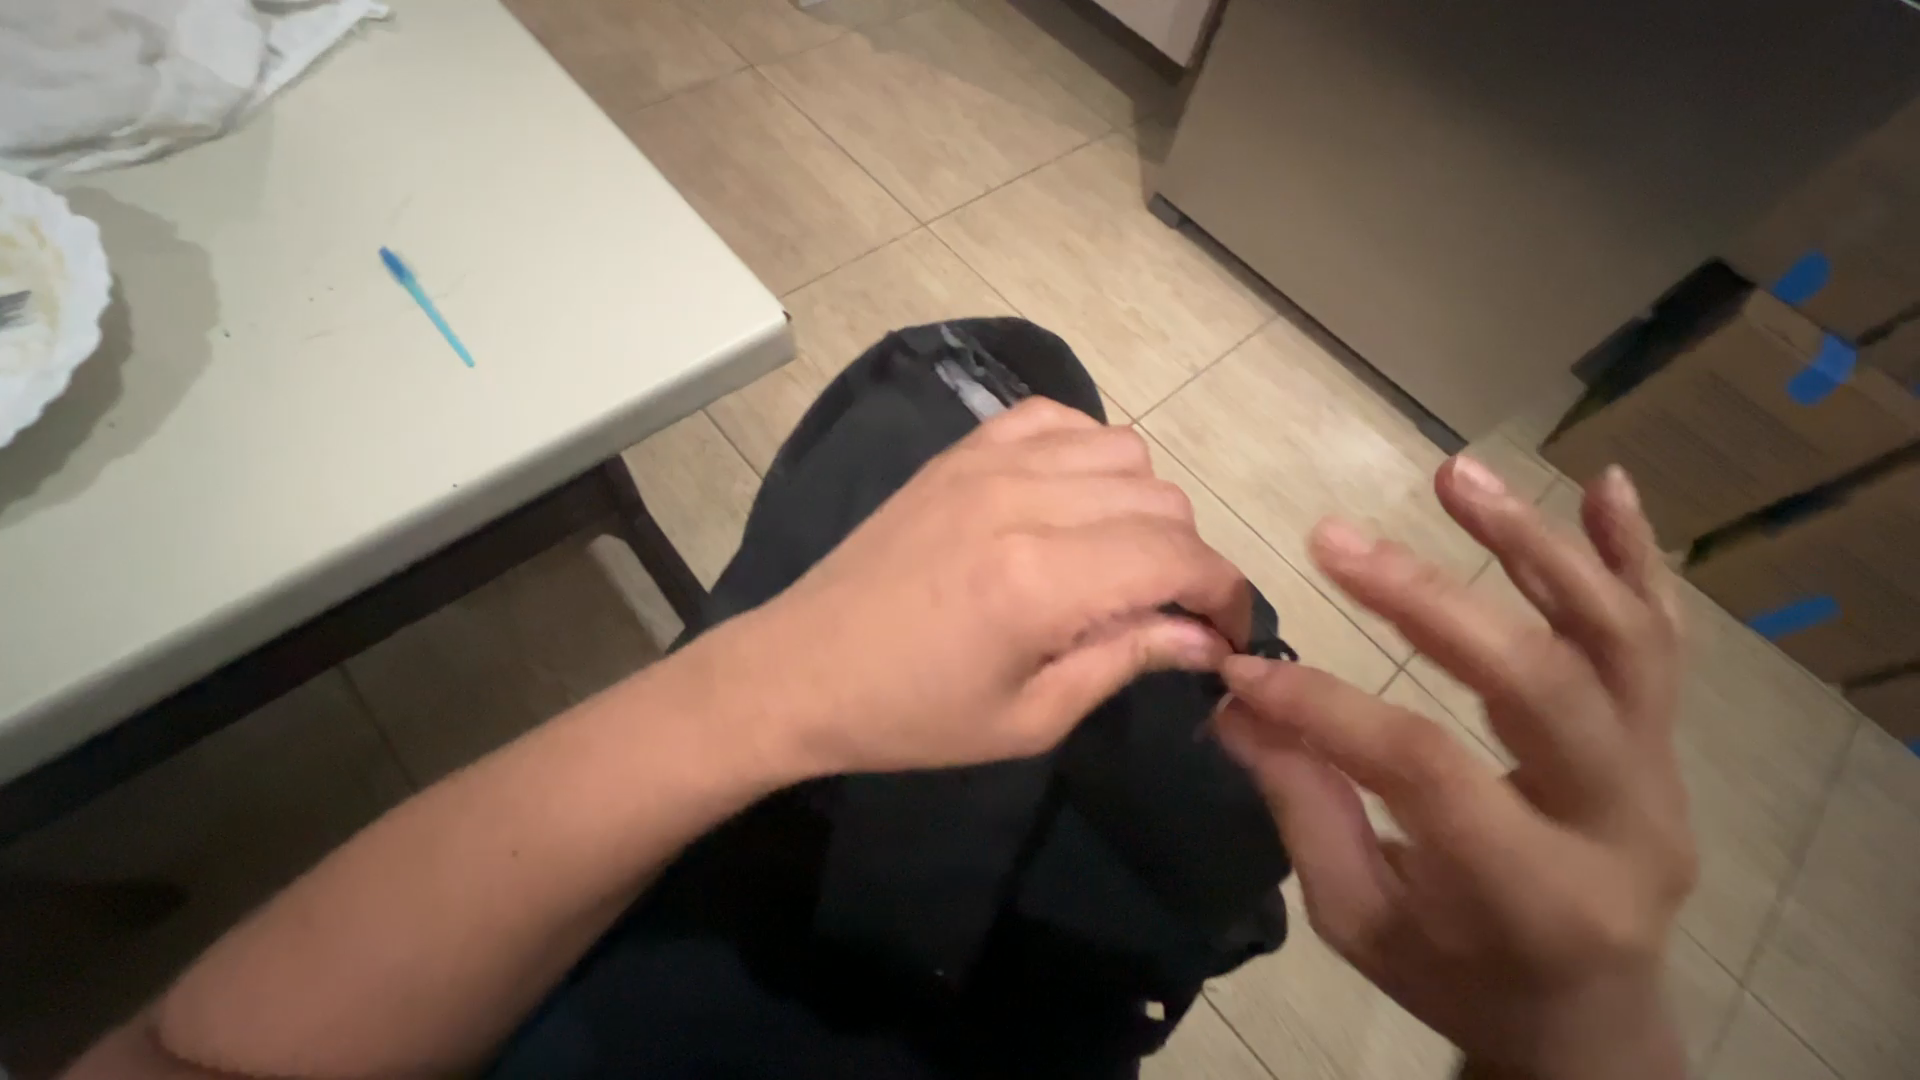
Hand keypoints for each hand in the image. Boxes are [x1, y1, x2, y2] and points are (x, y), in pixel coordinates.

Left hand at [729, 397, 1251, 776]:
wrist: (800, 670)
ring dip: (1142, 506)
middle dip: (1186, 560)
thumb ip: (1126, 660)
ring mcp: (986, 463)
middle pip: (1161, 500)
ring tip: (1116, 558)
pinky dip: (1086, 453)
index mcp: (1040, 579)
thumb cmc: (912, 716)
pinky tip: (1071, 499)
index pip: (1180, 557)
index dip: (1226, 594)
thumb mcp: (1029, 718)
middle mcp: (1022, 500)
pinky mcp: (959, 451)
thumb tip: (1205, 635)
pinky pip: (1056, 418)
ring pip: (1122, 451)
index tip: (1226, 631)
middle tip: (1164, 612)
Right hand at [1214, 459, 1694, 1079]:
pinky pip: (1657, 642)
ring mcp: (1660, 776)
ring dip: (1532, 544)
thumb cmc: (1452, 975)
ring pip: (1614, 640)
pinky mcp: (1662, 745)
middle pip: (1537, 682)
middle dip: (1425, 600)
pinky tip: (1604, 485)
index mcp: (1534, 892)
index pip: (1419, 762)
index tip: (1240, 667)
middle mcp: (1621, 823)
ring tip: (1456, 473)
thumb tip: (1238, 702)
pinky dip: (1630, 557)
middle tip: (1334, 540)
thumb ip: (1301, 806)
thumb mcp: (1356, 918)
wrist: (1586, 1019)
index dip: (1320, 704)